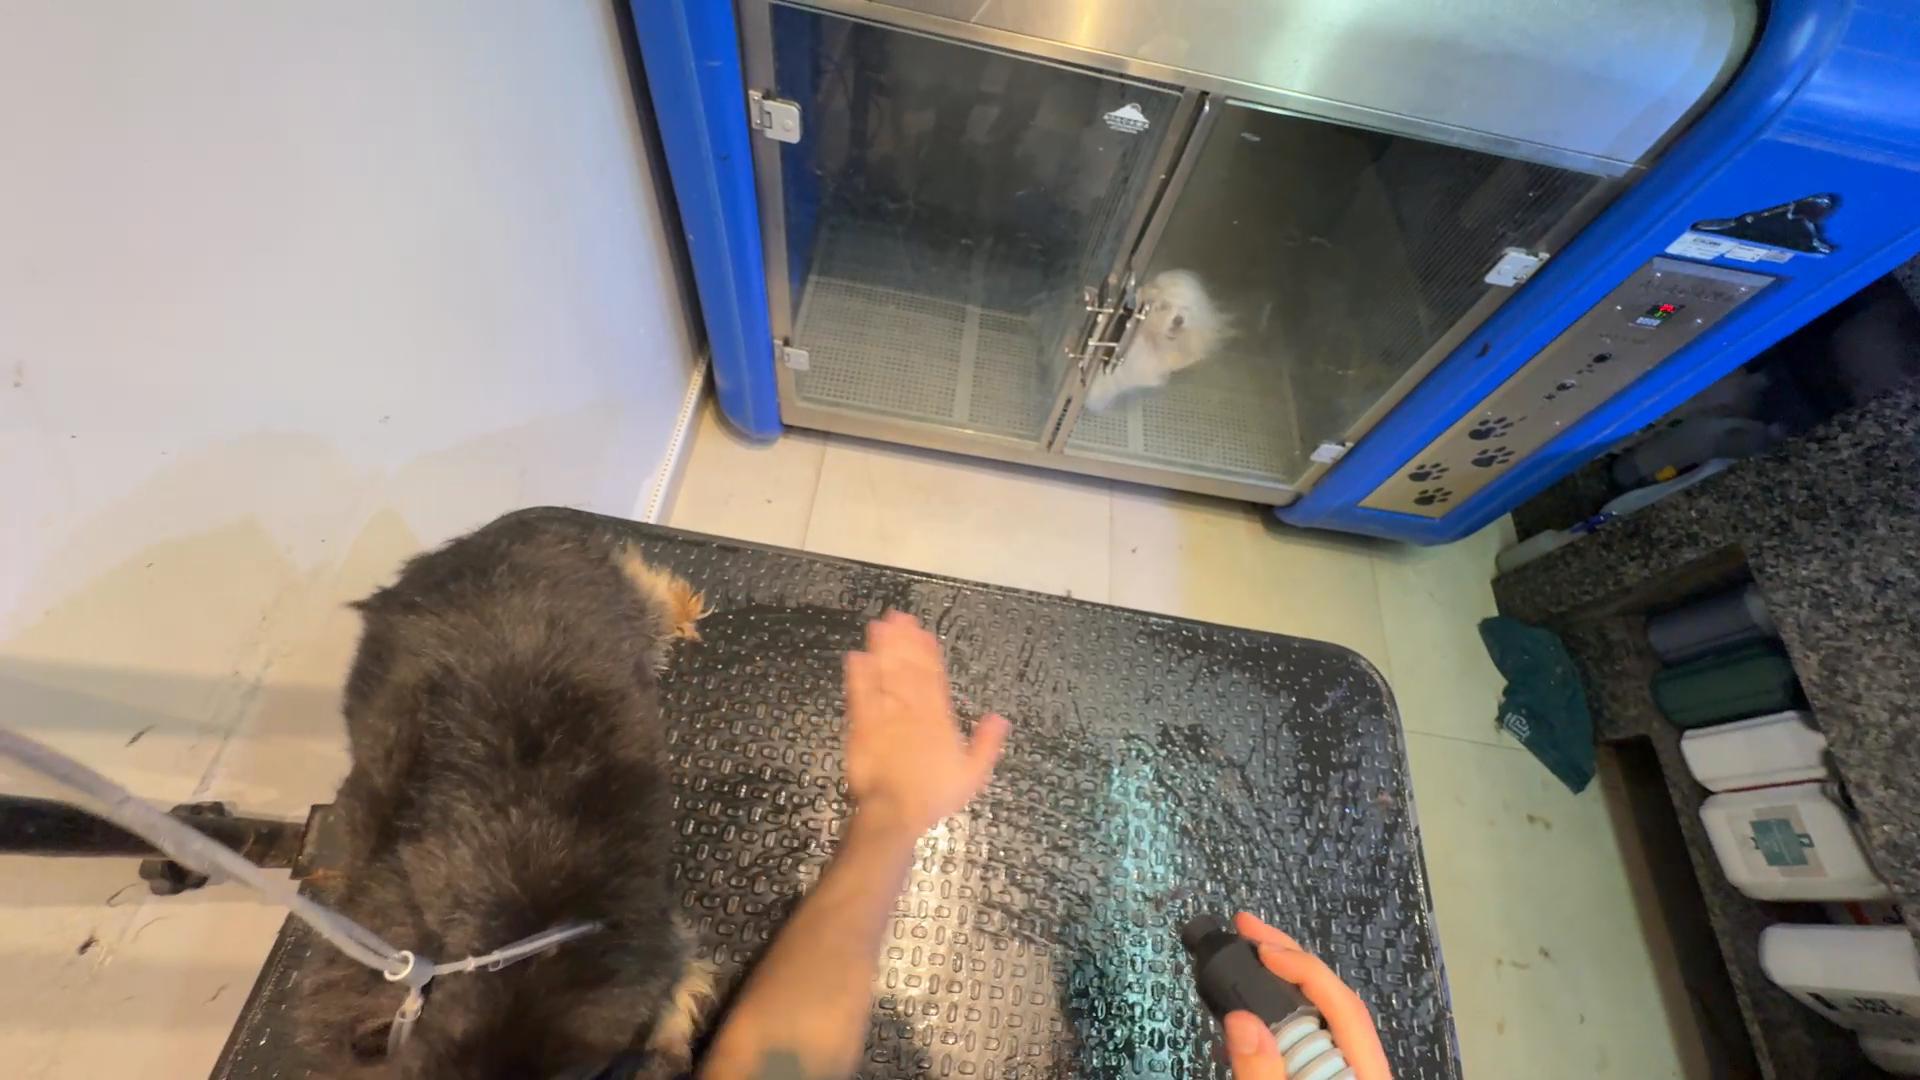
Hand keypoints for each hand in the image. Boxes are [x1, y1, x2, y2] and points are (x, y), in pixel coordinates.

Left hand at [842, 612, 1009, 837]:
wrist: (894, 813)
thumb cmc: (934, 795)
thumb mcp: (972, 774)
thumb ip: (986, 742)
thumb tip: (1000, 717)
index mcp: (937, 718)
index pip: (932, 677)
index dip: (927, 652)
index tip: (923, 631)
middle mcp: (910, 710)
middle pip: (906, 669)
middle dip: (902, 641)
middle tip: (896, 616)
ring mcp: (884, 716)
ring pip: (884, 676)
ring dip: (882, 650)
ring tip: (878, 627)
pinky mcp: (862, 727)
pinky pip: (860, 696)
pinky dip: (858, 676)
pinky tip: (855, 657)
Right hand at [1224, 913, 1392, 1079]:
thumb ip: (1263, 1076)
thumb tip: (1241, 1019)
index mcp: (1367, 1076)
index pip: (1345, 1007)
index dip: (1304, 969)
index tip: (1262, 948)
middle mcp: (1363, 1070)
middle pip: (1334, 1000)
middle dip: (1289, 957)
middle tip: (1246, 925)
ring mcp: (1346, 1075)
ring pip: (1320, 1018)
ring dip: (1280, 981)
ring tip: (1246, 948)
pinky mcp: (1326, 1078)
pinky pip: (1308, 1039)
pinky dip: (1278, 1014)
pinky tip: (1251, 1005)